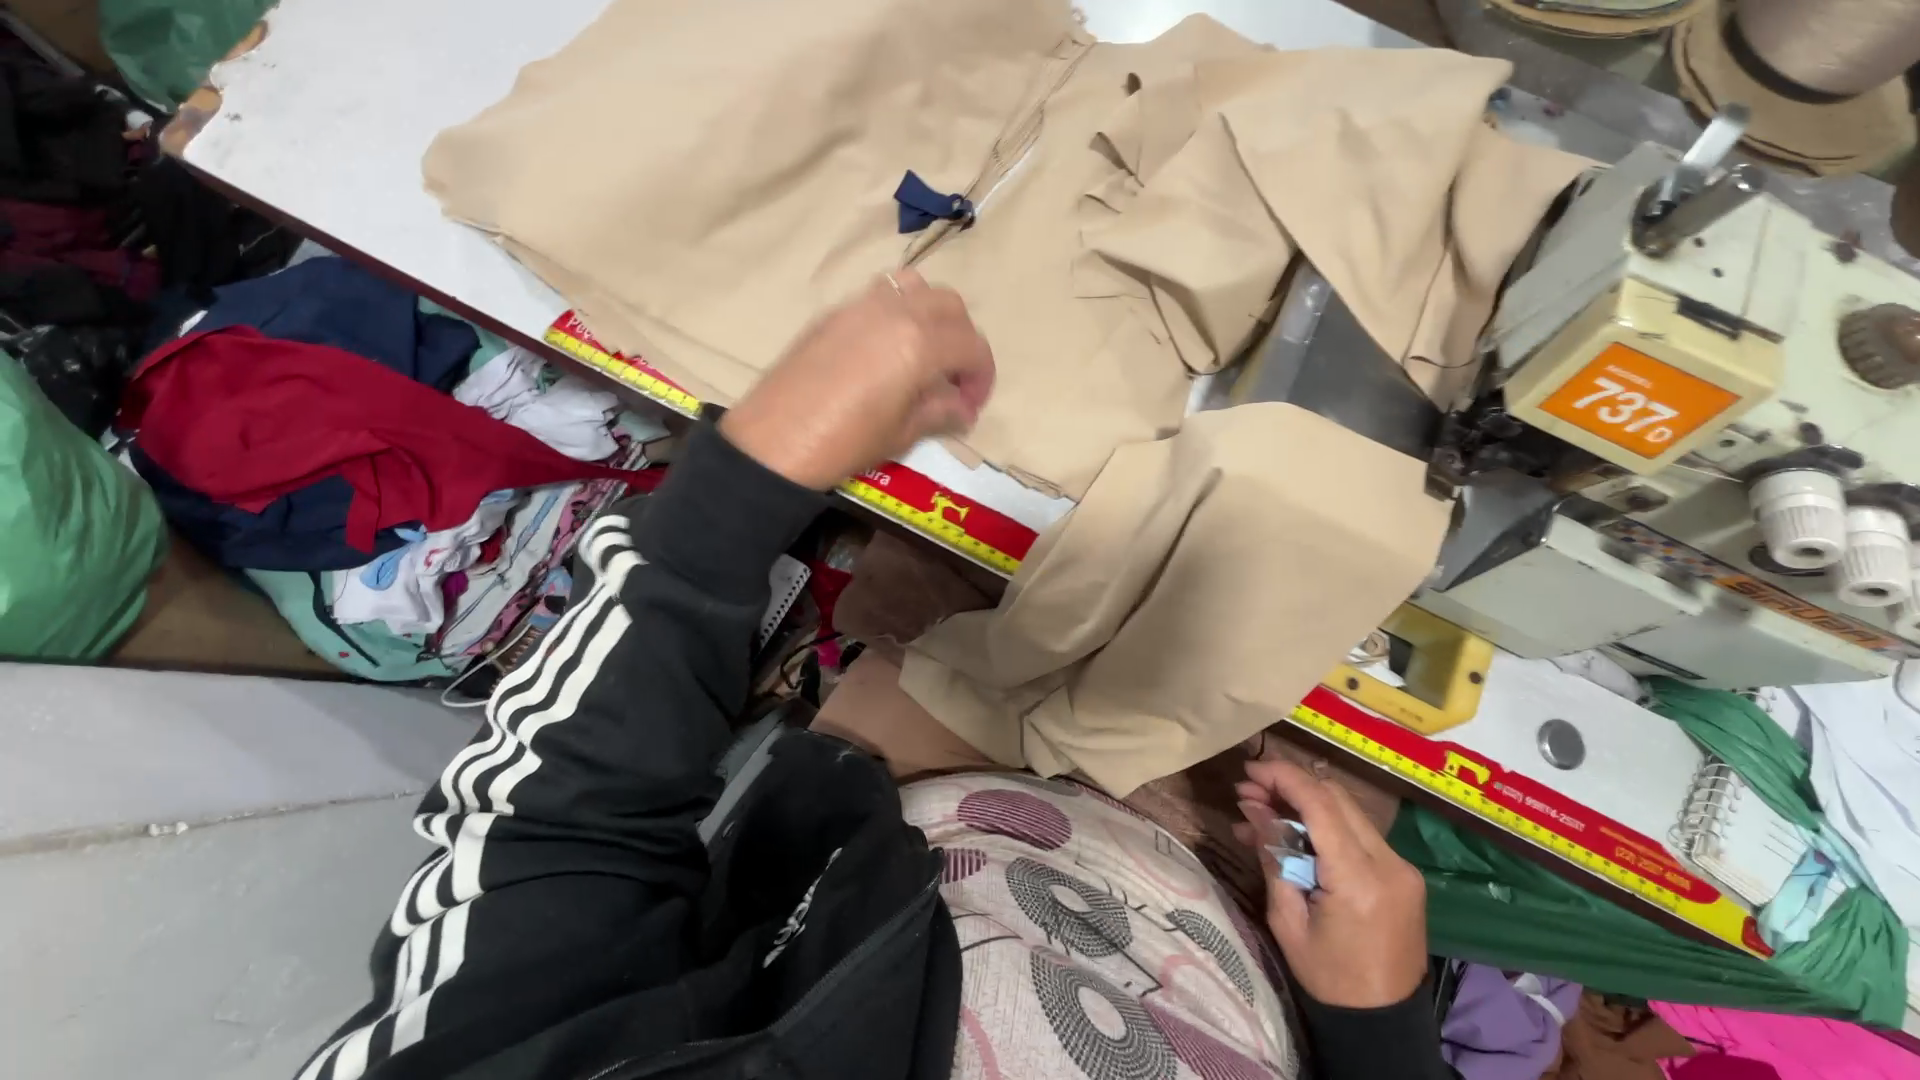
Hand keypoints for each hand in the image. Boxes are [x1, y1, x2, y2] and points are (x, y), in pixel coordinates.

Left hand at [719, 270, 994, 489]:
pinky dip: (898, 313)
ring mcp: (860, 305)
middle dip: (962, 340)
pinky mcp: (833, 313)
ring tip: (924, 354)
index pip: (971, 346)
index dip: (981, 377)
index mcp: (918, 343)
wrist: (772, 443)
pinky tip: (886, 353)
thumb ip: (939, 411)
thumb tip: (962, 407)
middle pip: (949, 306)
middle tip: (953, 380)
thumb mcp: (901, 434)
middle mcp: (894, 311)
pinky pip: (879, 296)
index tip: (971, 405)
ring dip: (931, 315)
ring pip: (914, 287)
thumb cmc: (844, 444)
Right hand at [1233, 757, 1427, 1008]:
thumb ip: (1274, 858)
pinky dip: (1324, 824)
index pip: (1320, 805)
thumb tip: (1254, 808)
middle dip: (1290, 785)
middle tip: (1248, 791)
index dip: (1283, 778)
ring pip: (1348, 810)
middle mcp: (1390, 864)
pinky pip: (1359, 833)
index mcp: (1359, 879)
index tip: (1249, 771)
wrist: (1383, 1021)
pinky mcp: (1403, 873)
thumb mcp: (1287, 920)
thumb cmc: (1327, 977)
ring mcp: (1402, 867)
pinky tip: (1292, 833)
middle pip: (1336, 798)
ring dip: (1305, 803)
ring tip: (1261, 811)